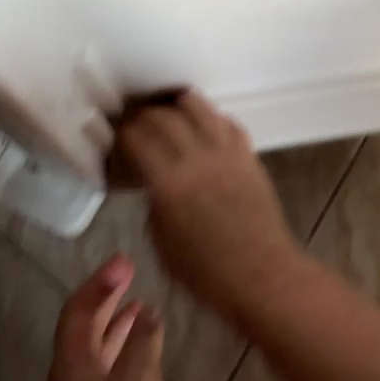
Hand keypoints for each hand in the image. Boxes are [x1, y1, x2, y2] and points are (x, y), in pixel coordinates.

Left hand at [49, 256, 165, 380]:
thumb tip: (149, 310)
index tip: (123, 258)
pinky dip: (124, 346)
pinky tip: (144, 344)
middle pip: (85, 325)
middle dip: (108, 295)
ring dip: (119, 322)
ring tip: (142, 304)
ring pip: (97, 347)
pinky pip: (107, 364)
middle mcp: (68, 371)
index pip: (77, 308)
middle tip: (130, 269)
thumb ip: (141, 342)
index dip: (99, 280)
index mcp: (69, 359)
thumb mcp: (134, 377)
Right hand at [118, 92, 305, 319]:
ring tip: (167, 113)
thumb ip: (154, 203)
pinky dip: (210, 118)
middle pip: (163, 116)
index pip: (138, 138)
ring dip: (176, 106)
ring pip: (198, 106)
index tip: (118, 137)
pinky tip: (203, 129)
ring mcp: (226, 151)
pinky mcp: (248, 154)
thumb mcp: (163, 244)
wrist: (261, 275)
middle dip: (144, 115)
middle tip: (136, 123)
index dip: (123, 133)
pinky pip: (226, 121)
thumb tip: (153, 181)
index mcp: (170, 183)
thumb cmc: (207, 273)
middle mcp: (197, 157)